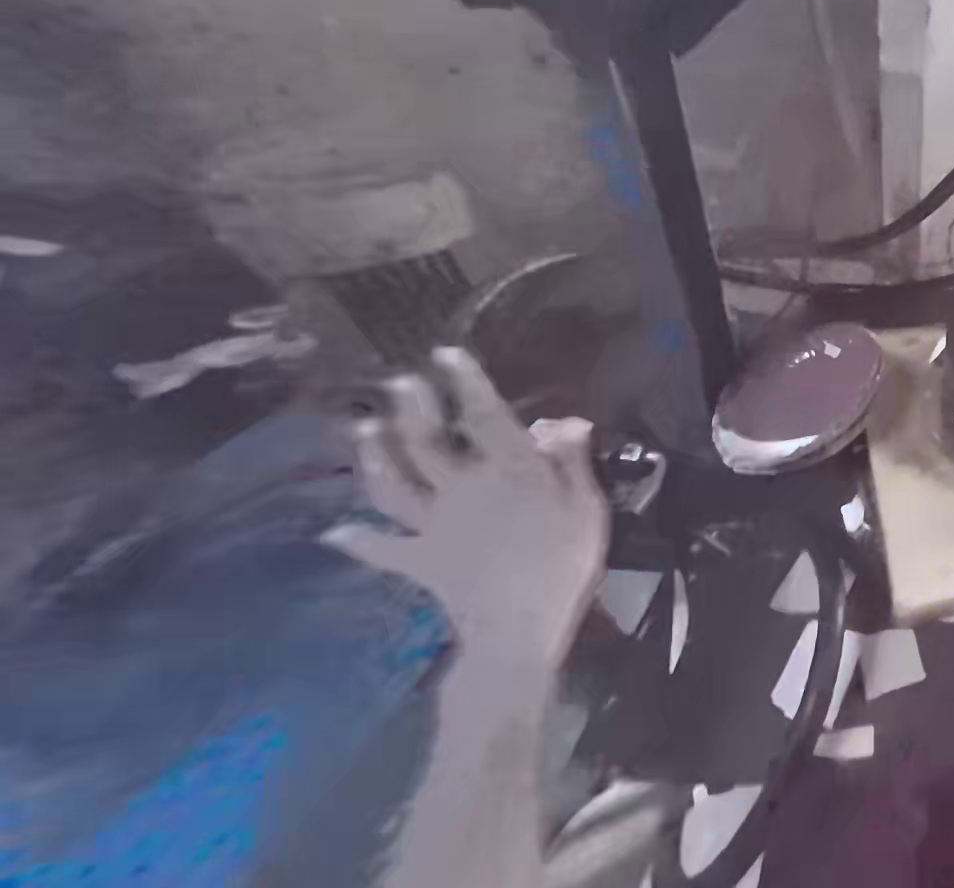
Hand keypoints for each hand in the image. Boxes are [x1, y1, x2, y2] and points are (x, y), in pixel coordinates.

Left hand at [333, 347, 608, 668]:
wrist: (521, 631)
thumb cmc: (565, 562)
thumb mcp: (588, 508)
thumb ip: (573, 464)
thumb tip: (568, 421)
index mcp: (510, 473)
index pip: (485, 418)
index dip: (466, 384)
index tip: (447, 353)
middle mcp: (464, 489)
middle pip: (427, 442)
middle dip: (411, 408)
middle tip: (398, 381)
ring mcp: (434, 525)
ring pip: (394, 483)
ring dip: (375, 454)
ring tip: (362, 427)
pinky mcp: (419, 559)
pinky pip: (382, 547)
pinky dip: (357, 539)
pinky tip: (335, 531)